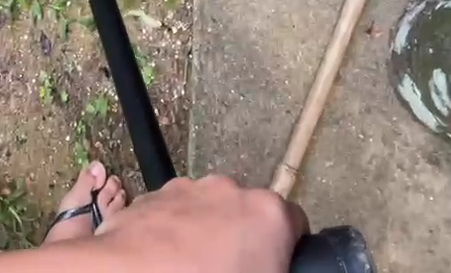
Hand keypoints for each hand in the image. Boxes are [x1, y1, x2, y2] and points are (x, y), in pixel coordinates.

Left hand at [90, 176, 307, 272]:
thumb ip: (267, 266)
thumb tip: (256, 263)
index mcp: (267, 215)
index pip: (296, 224)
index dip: (290, 251)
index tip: (276, 270)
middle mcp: (229, 189)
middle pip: (248, 216)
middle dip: (245, 242)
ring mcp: (188, 186)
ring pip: (209, 212)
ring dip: (209, 236)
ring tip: (194, 271)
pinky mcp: (154, 193)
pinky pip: (176, 213)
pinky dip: (176, 232)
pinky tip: (165, 264)